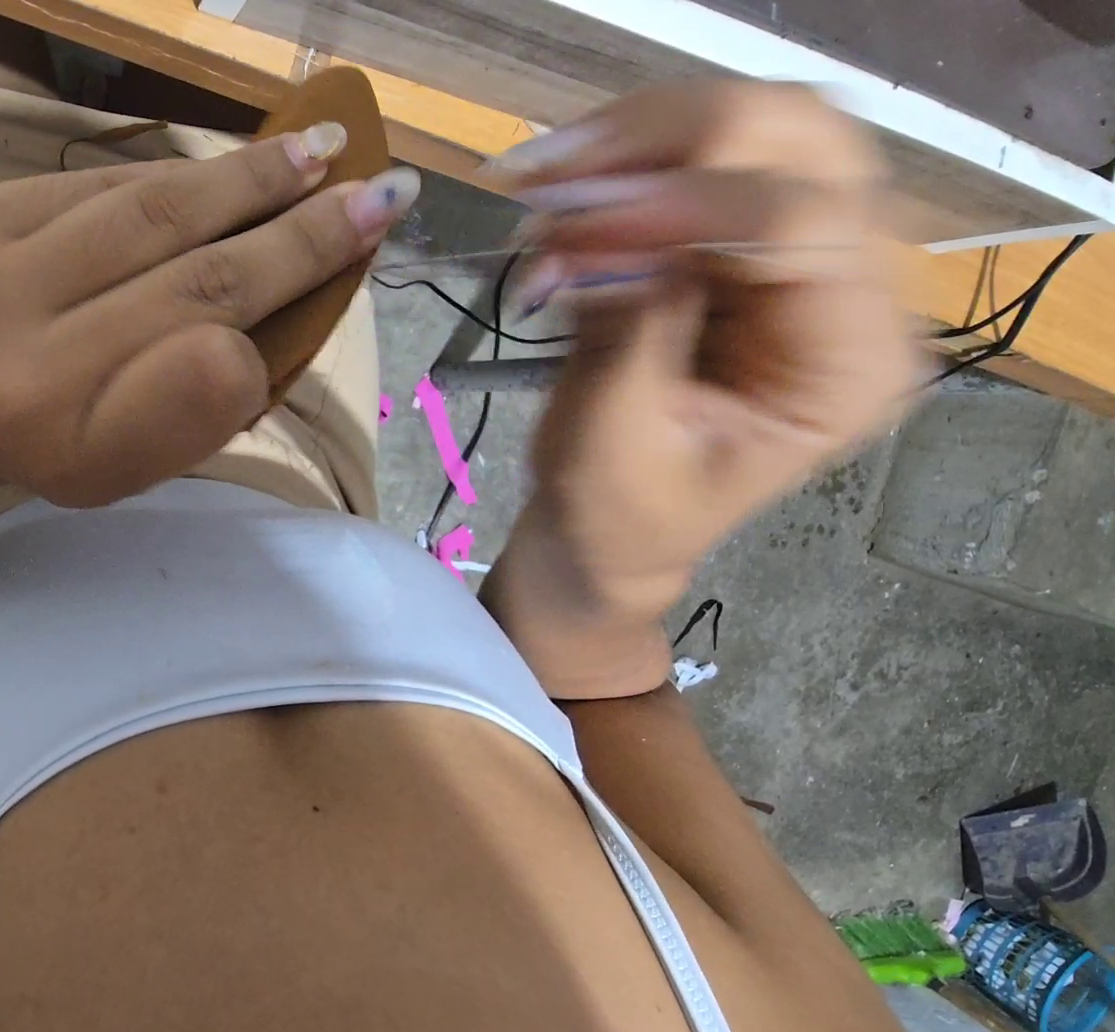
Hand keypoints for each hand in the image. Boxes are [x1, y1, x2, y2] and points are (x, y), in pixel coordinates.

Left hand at [0, 125, 420, 507]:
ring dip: (239, 175)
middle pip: (179, 257)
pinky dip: (169, 177)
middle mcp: (10, 337)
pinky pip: (90, 187)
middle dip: (288, 217)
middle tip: (369, 183)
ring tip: (313, 154)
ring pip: (138, 204)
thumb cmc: (27, 459)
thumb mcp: (108, 473)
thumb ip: (183, 418)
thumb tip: (259, 336)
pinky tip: (223, 168)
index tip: (365, 235)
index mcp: (53, 424)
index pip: (197, 336)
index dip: (289, 277)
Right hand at [479, 81, 925, 698]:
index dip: (684, 203)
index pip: (802, 225)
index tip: (570, 222)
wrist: (606, 534)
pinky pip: (696, 171)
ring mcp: (799, 262)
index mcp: (845, 364)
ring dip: (640, 143)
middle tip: (553, 168)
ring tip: (542, 176)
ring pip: (754, 135)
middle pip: (803, 145)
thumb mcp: (612, 440)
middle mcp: (851, 293)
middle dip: (670, 139)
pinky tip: (556, 193)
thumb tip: (597, 233)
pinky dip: (622, 169)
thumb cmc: (614, 514)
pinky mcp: (739, 253)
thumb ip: (626, 332)